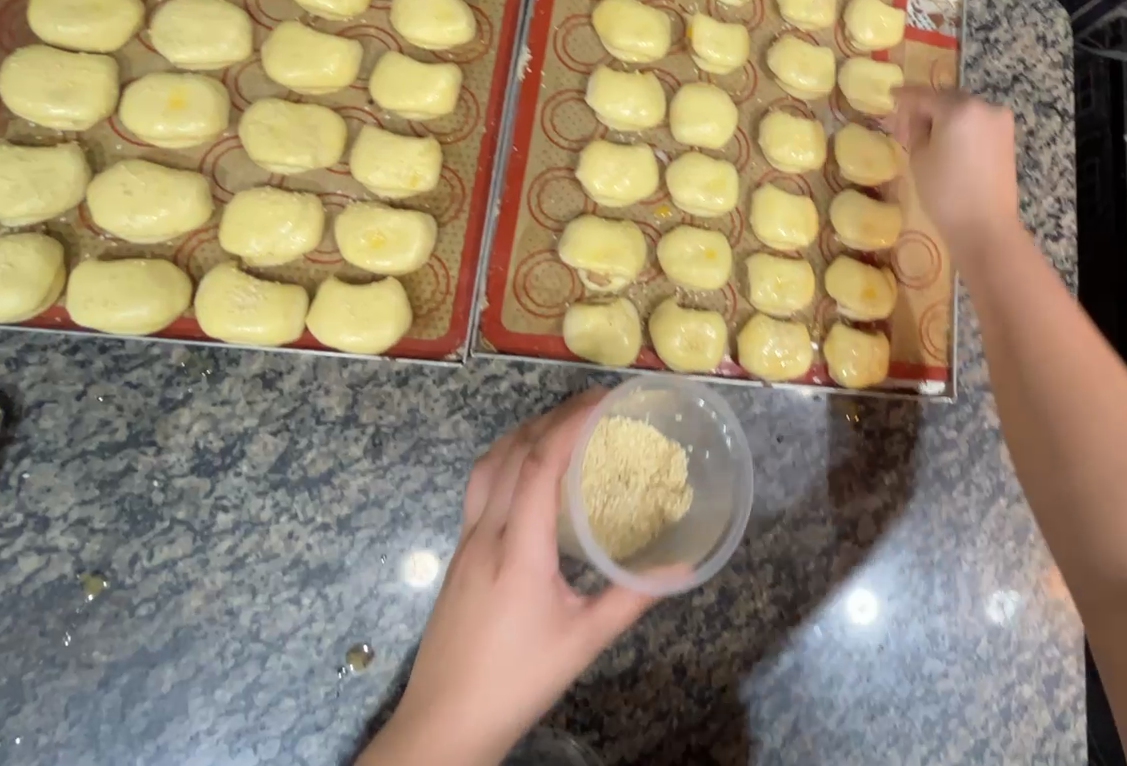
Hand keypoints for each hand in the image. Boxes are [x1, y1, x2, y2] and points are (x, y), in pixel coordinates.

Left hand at [360, 389, 657, 765]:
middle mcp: (486, 533)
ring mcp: (466, 540)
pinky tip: (531, 470)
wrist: (442, 726)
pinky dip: (508, 458)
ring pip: (489, 464)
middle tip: (597, 404)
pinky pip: (481, 485)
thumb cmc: (517, 681)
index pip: (540, 463)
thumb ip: (633, 598)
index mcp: (518, 549)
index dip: (571, 423)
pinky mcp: (459, 552)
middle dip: (554, 416)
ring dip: (526, 432)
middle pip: (513, 452)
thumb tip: (684, 568)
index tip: (606, 401)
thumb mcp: (584, 641)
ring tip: (565, 424)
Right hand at [891, 88, 1022, 257]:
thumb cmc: (945, 193)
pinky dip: (961, 130)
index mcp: (959, 108)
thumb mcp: (919, 158)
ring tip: (926, 140)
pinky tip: (948, 147)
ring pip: (964, 112)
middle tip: (906, 129)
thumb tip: (916, 118)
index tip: (890, 98)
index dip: (904, 97)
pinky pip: (977, 125)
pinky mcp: (1007, 139)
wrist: (985, 226)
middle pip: (947, 100)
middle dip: (926, 110)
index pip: (924, 96)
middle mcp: (984, 106)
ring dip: (945, 120)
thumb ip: (916, 129)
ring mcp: (1000, 122)